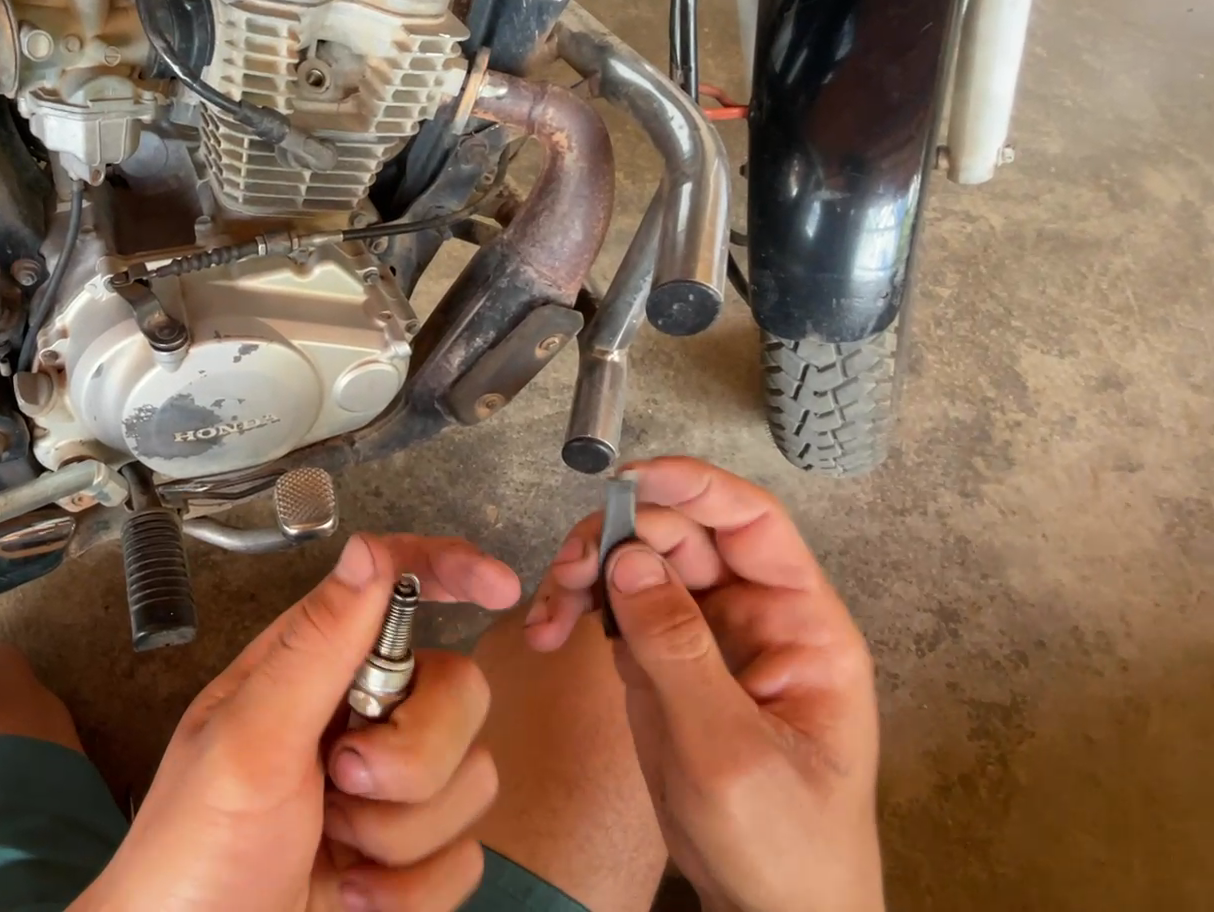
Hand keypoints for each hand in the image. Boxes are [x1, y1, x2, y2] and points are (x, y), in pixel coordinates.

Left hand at [71, 534, 520, 911]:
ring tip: (332, 847)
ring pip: (471, 776)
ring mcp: (388, 786)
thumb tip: (368, 551)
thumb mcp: (248, 739)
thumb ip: (315, 646)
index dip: (446, 570)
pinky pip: (465, 856)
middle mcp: (357, 712)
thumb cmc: (196, 848)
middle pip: (457, 687)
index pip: (389, 589)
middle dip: (414, 751)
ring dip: (401, 833)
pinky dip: (409, 889)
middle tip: (344, 779)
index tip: (497, 584)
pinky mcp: (410, 854)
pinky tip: (348, 893)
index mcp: (309, 664)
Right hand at [524, 457, 882, 911]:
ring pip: (632, 562)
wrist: (766, 908)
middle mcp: (746, 614)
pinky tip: (549, 631)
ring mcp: (697, 632)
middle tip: (567, 573)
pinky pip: (608, 603)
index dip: (694, 487)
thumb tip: (630, 559)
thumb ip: (678, 650)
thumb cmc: (783, 843)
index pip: (751, 524)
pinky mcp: (656, 653)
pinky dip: (572, 606)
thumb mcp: (729, 750)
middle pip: (674, 535)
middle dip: (613, 539)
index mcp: (799, 624)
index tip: (628, 478)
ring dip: (583, 572)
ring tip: (549, 610)